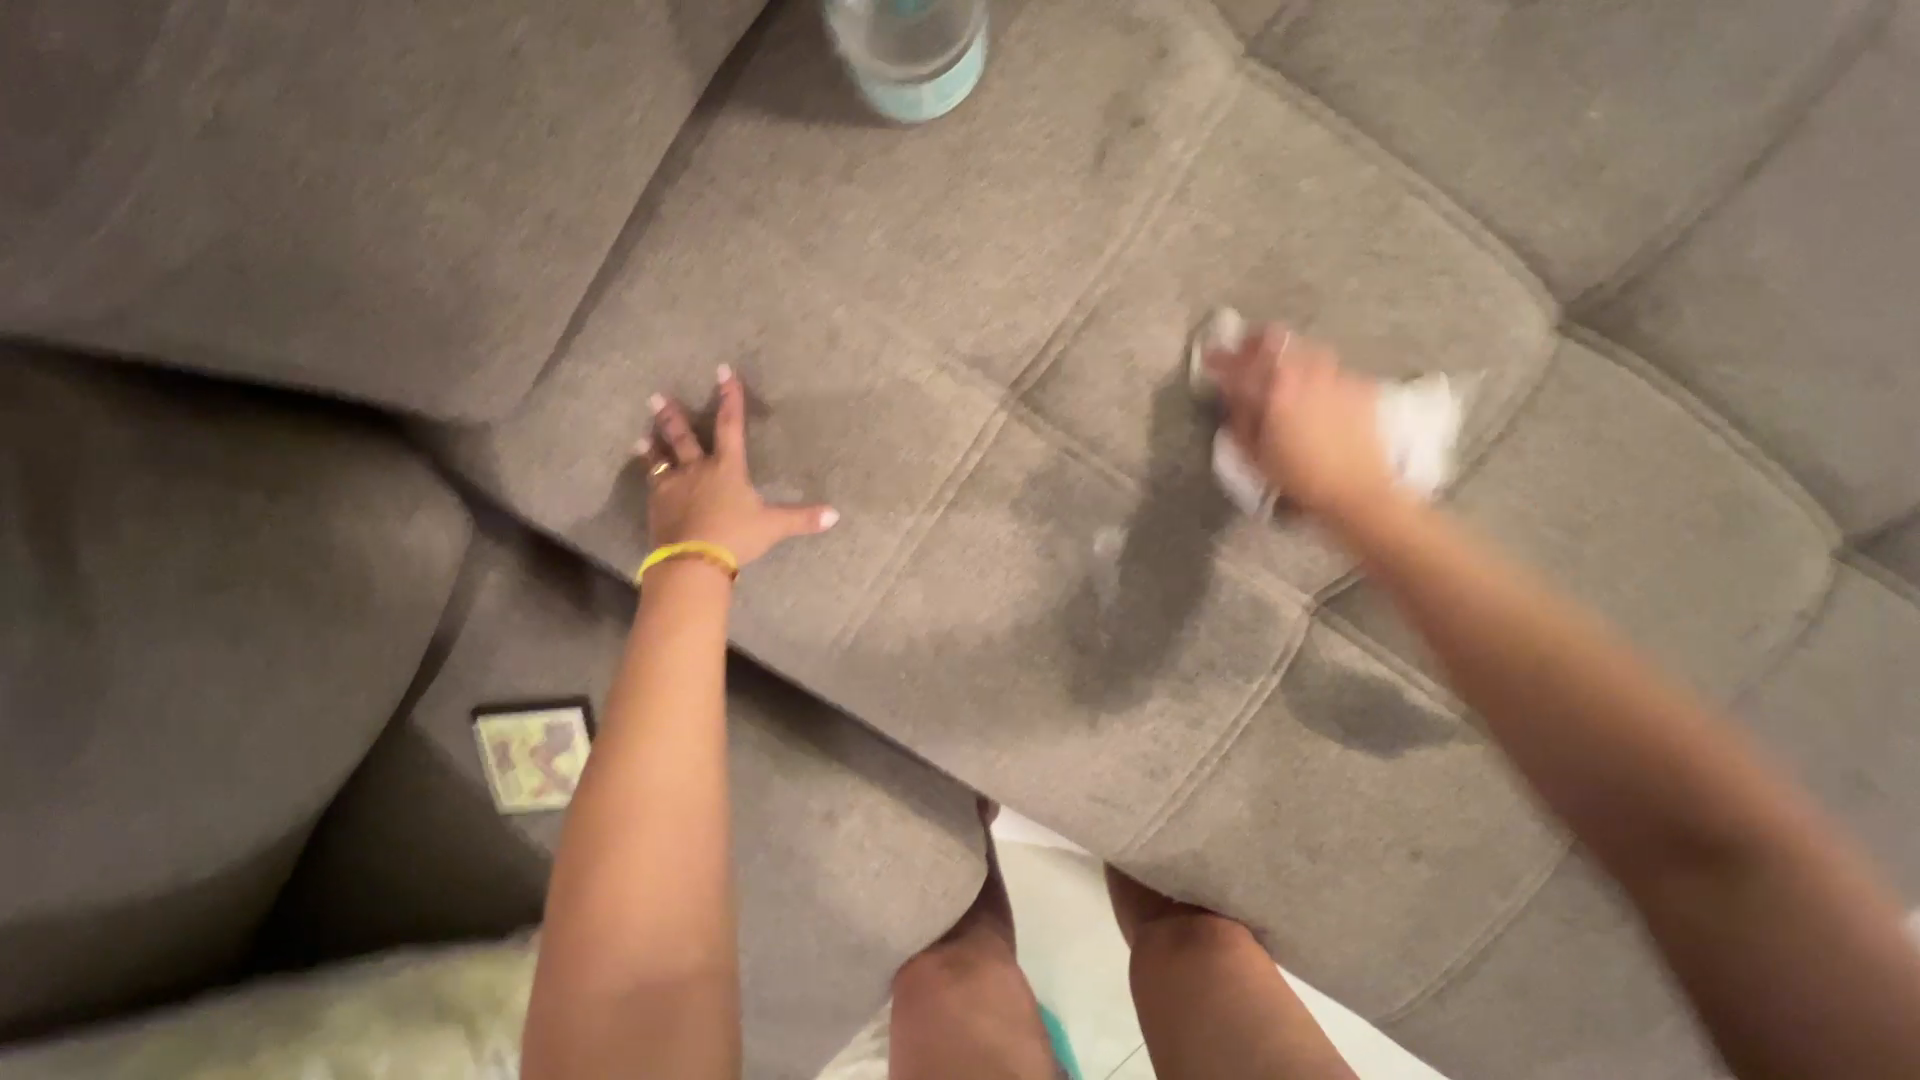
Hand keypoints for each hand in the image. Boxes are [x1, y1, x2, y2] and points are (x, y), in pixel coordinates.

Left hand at [639, 366, 837, 566]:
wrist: (692, 560)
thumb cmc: (735, 536)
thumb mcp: (773, 526)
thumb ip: (802, 518)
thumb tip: (835, 515)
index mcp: (728, 468)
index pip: (730, 426)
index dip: (730, 398)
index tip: (723, 371)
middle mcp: (698, 469)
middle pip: (683, 437)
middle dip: (672, 416)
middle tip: (657, 397)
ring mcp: (673, 486)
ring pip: (661, 458)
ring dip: (653, 443)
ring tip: (643, 432)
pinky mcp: (657, 504)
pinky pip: (651, 482)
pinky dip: (648, 472)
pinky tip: (645, 470)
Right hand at [1205, 325, 1396, 522]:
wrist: (1358, 489)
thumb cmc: (1299, 478)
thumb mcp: (1255, 454)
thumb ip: (1240, 419)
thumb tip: (1232, 399)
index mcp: (1275, 388)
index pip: (1239, 362)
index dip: (1220, 357)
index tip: (1210, 358)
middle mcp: (1306, 372)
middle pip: (1276, 340)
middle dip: (1257, 344)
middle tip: (1247, 356)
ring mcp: (1338, 376)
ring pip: (1308, 350)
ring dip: (1290, 357)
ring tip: (1284, 373)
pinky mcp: (1361, 387)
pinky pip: (1334, 372)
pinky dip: (1320, 378)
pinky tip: (1319, 396)